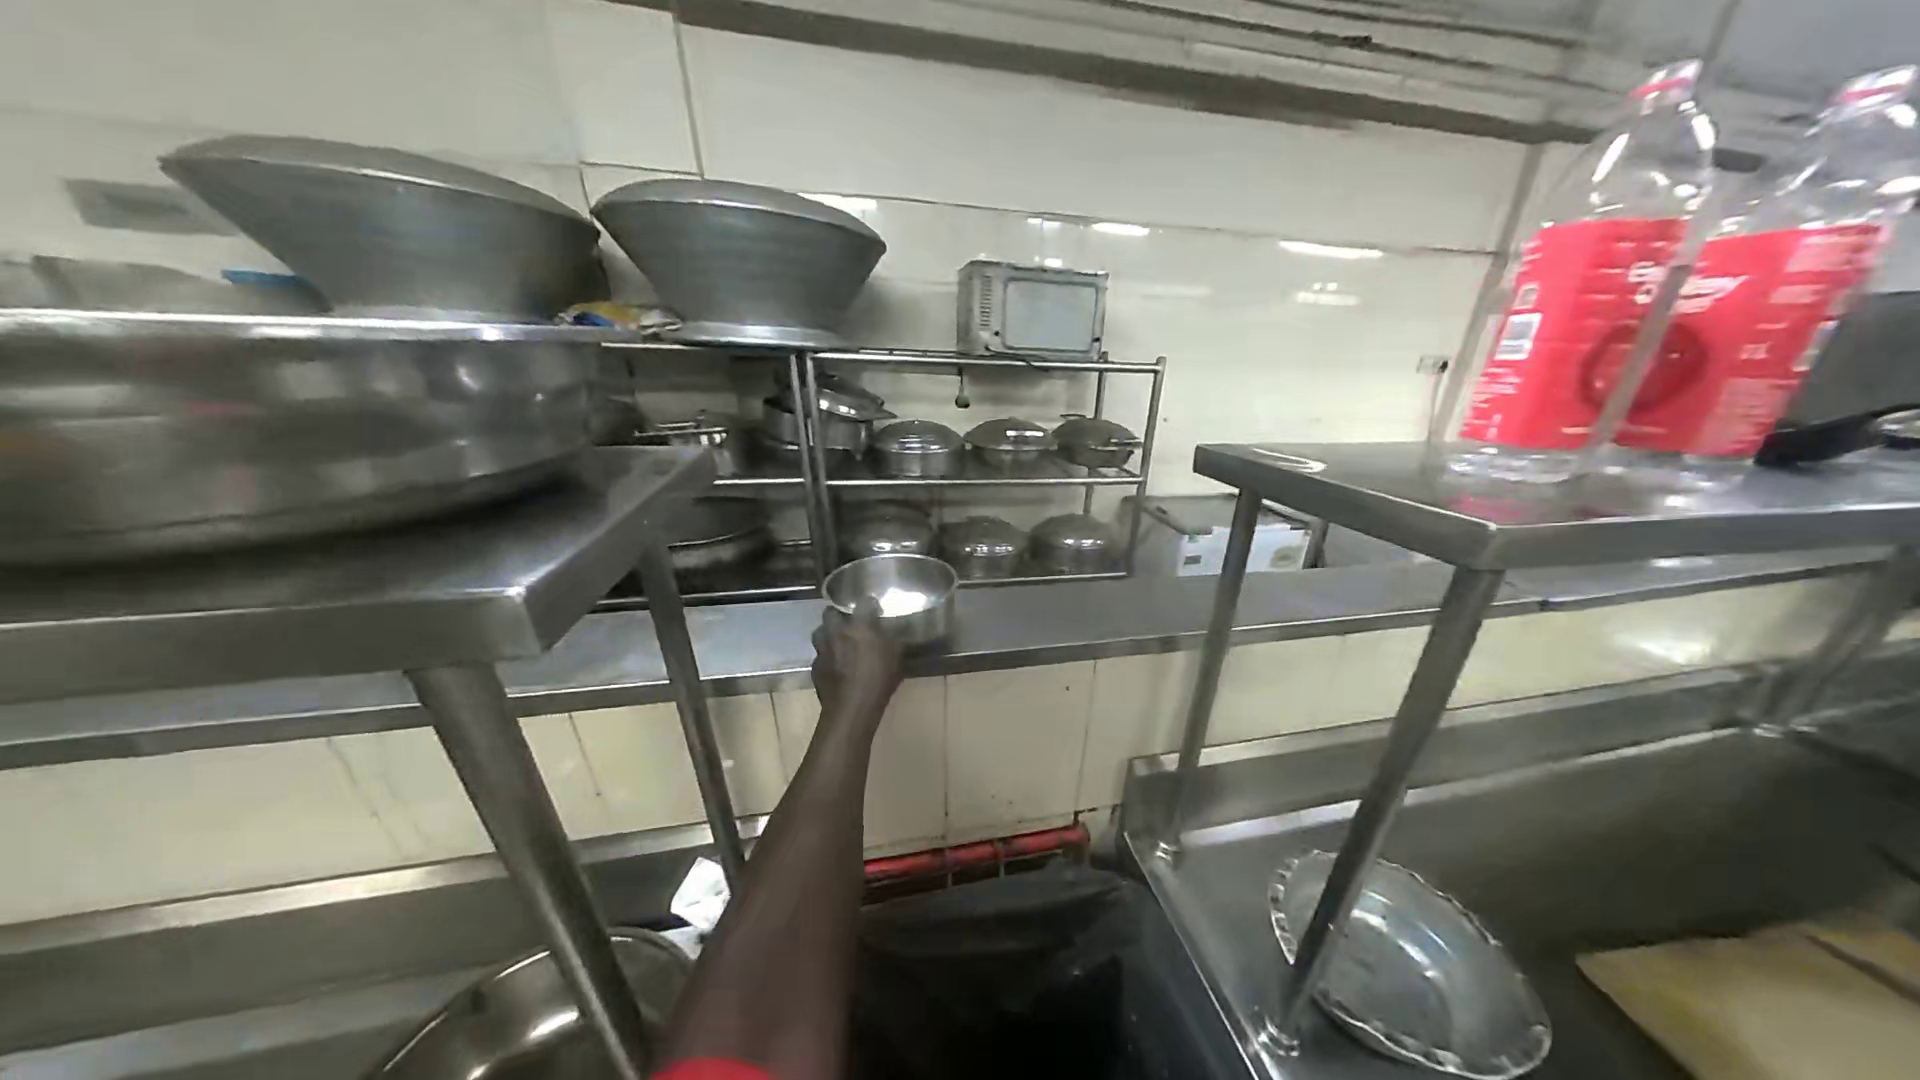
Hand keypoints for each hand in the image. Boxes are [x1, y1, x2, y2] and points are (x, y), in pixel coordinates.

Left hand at [810, 603, 901, 737]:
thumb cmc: (879, 680)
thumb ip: (892, 639)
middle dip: (839, 615)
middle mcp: (836, 631)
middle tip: (851, 625)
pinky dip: (827, 657)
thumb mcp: (896, 657)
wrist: (852, 708)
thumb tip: (891, 631)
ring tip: (839, 643)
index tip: (875, 609)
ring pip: (820, 632)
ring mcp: (822, 649)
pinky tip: (835, 666)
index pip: (863, 602)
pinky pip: (820, 655)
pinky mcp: (815, 667)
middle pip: (831, 612)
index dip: (869, 604)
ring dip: (828, 634)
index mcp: (859, 625)